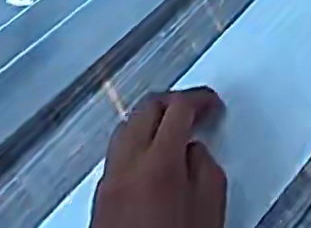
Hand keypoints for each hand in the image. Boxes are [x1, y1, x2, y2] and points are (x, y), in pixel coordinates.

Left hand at [91, 87, 227, 227]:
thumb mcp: (209, 210)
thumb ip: (205, 167)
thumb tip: (194, 150)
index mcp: (158, 164)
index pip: (179, 107)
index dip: (200, 99)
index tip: (212, 105)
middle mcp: (127, 167)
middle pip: (147, 108)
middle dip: (173, 101)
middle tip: (195, 109)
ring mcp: (108, 184)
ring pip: (127, 128)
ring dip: (151, 119)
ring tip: (174, 129)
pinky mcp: (98, 202)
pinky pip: (117, 154)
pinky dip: (137, 143)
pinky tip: (154, 158)